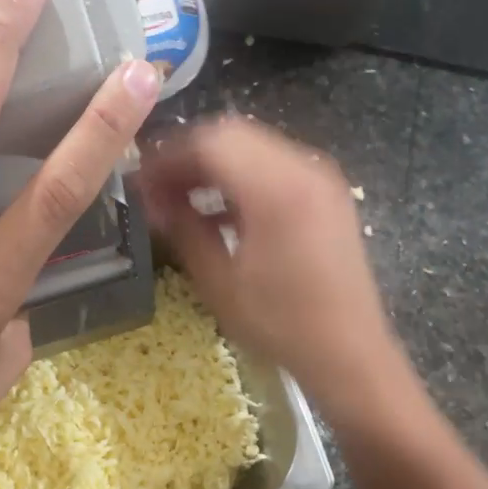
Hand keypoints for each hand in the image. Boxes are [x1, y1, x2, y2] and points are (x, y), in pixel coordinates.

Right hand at [139, 119, 410, 423]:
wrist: (349, 353)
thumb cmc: (281, 324)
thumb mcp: (220, 283)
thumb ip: (184, 230)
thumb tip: (155, 200)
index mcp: (275, 187)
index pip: (209, 141)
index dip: (166, 156)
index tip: (138, 181)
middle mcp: (303, 167)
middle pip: (233, 135)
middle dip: (188, 157)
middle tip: (155, 189)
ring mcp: (321, 178)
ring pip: (255, 147)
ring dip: (214, 166)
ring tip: (181, 201)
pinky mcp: (329, 195)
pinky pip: (277, 167)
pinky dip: (243, 178)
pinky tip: (219, 212)